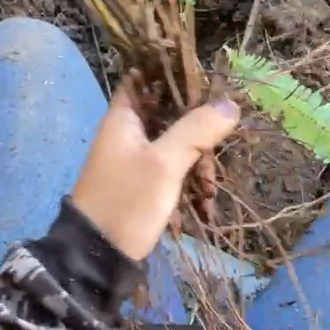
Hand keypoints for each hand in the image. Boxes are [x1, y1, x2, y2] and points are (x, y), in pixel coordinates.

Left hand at [70, 87, 240, 259]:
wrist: (99, 254)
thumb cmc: (126, 199)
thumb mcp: (164, 163)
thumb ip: (195, 130)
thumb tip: (230, 104)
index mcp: (122, 118)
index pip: (145, 79)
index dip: (172, 75)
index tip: (206, 80)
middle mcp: (127, 132)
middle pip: (168, 112)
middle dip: (197, 125)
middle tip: (219, 141)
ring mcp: (135, 158)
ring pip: (175, 142)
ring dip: (197, 157)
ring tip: (210, 185)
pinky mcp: (144, 181)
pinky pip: (173, 167)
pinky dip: (190, 176)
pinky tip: (206, 197)